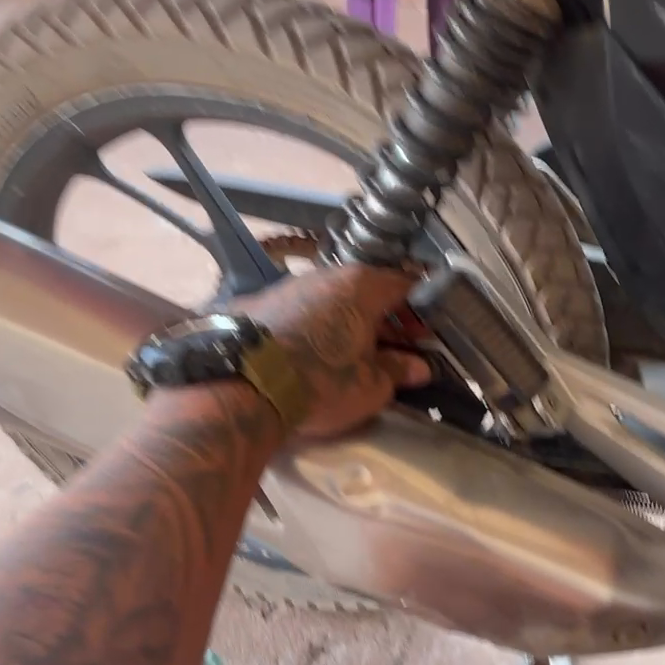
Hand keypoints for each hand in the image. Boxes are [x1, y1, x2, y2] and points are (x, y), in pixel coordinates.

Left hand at [229, 265, 430, 438]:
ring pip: (332, 300)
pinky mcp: (257, 305)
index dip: (421, 311)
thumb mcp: (371, 387)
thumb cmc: (319, 383)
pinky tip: (315, 355)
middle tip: (396, 349)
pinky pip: (301, 312)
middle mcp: (325, 276)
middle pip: (368, 292)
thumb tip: (417, 367)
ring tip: (355, 355)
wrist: (239, 388)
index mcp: (362, 287)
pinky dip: (316, 329)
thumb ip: (398, 371)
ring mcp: (288, 287)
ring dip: (349, 323)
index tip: (425, 335)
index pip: (406, 285)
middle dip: (385, 319)